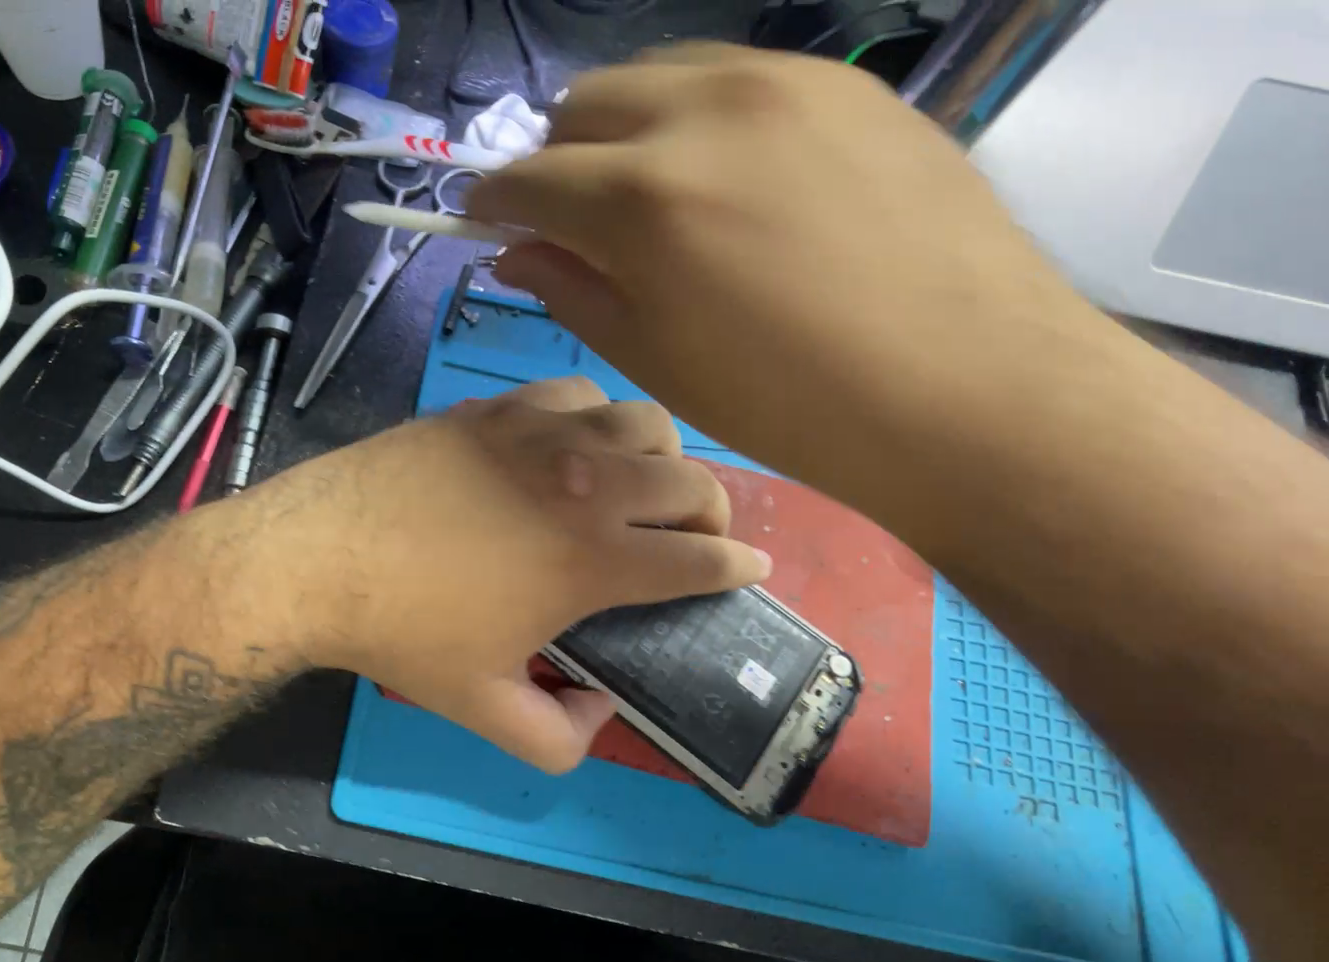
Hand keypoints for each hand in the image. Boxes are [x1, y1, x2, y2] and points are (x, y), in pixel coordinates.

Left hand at [241, 376, 768, 772]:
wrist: (317, 559)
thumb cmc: (403, 634)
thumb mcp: (485, 709)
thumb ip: (560, 737)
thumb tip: (599, 711)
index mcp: (592, 561)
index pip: (699, 560)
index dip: (736, 568)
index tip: (748, 569)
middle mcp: (584, 485)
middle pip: (691, 482)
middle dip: (714, 512)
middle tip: (698, 534)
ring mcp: (538, 435)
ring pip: (644, 421)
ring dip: (662, 455)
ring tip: (642, 482)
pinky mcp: (494, 408)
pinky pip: (576, 390)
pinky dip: (596, 414)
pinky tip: (574, 441)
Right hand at [466, 45, 1107, 490]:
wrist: (964, 387)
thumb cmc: (786, 401)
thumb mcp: (654, 358)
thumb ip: (570, 289)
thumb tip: (514, 251)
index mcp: (644, 198)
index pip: (527, 178)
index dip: (491, 204)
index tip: (483, 225)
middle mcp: (704, 111)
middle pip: (582, 104)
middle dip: (556, 159)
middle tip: (572, 221)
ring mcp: (785, 83)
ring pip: (657, 74)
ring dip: (624, 128)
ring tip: (648, 194)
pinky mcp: (847, 85)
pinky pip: (736, 76)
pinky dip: (698, 117)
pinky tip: (727, 178)